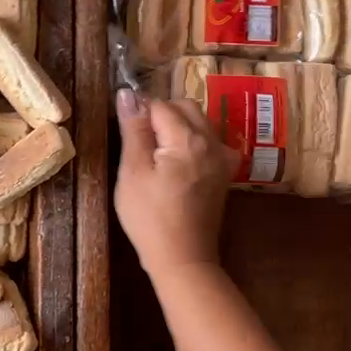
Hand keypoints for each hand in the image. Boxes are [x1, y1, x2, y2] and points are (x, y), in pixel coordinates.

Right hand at [114, 88, 233, 274]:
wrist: (183, 258)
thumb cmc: (150, 217)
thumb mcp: (132, 172)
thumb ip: (134, 129)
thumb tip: (127, 92)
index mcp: (188, 138)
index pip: (160, 105)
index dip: (139, 115)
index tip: (127, 137)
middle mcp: (212, 141)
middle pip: (184, 107)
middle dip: (161, 116)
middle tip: (139, 145)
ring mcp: (222, 158)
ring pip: (198, 122)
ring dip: (176, 128)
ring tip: (156, 156)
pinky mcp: (224, 173)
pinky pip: (208, 141)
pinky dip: (191, 142)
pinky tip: (177, 163)